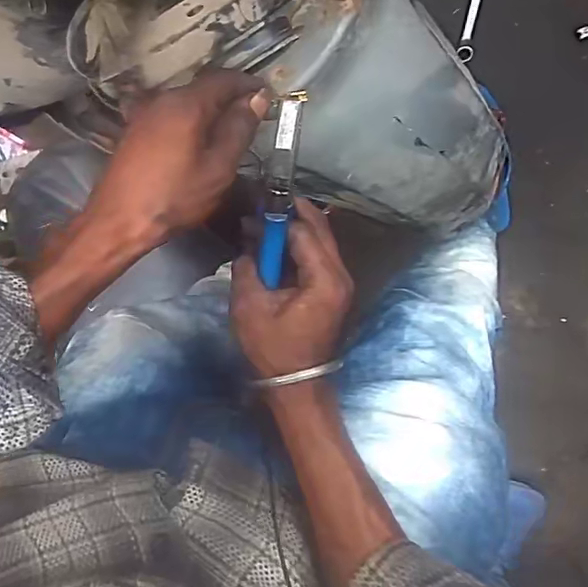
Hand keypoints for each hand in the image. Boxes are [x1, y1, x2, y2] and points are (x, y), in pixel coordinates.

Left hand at [29, 70, 265, 340]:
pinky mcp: (134, 128)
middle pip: (203, 87)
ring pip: (185, 100)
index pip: (225, 78)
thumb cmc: (174, 196)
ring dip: (209, 109)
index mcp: (186, 103)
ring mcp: (144, 112)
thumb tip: (256, 99)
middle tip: (252, 115)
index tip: (268, 95)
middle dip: (229, 97)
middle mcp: (162, 98)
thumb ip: (239, 128)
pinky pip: (170, 114)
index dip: (249, 84)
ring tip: (228, 129)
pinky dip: (189, 120)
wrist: (118, 219)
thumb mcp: (218, 167)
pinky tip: (197, 139)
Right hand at [231, 199, 353, 378]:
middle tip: (265, 203)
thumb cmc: (273, 348)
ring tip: (265, 222)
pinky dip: (299, 245)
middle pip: (320, 229)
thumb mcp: (250, 306)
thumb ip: (247, 268)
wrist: (296, 383)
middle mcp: (340, 276)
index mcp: (324, 279)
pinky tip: (275, 244)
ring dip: (296, 228)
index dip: (277, 218)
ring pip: (322, 240)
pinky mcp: (333, 290)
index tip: (255, 207)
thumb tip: (247, 245)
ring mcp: (341, 283)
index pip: (303, 232)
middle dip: (293, 213)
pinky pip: (318, 255)